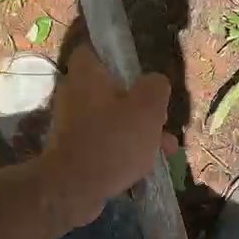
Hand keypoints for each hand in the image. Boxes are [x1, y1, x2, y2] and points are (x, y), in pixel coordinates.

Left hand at [40, 45, 169, 219]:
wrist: (74, 188)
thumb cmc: (113, 140)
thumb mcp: (147, 109)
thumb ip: (156, 87)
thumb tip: (155, 82)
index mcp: (87, 74)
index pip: (94, 50)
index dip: (116, 56)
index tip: (138, 70)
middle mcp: (74, 94)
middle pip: (111, 89)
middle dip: (140, 105)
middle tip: (162, 119)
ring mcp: (72, 123)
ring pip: (111, 118)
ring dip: (138, 130)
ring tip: (166, 149)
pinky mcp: (73, 148)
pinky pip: (104, 140)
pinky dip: (123, 149)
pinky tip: (146, 166)